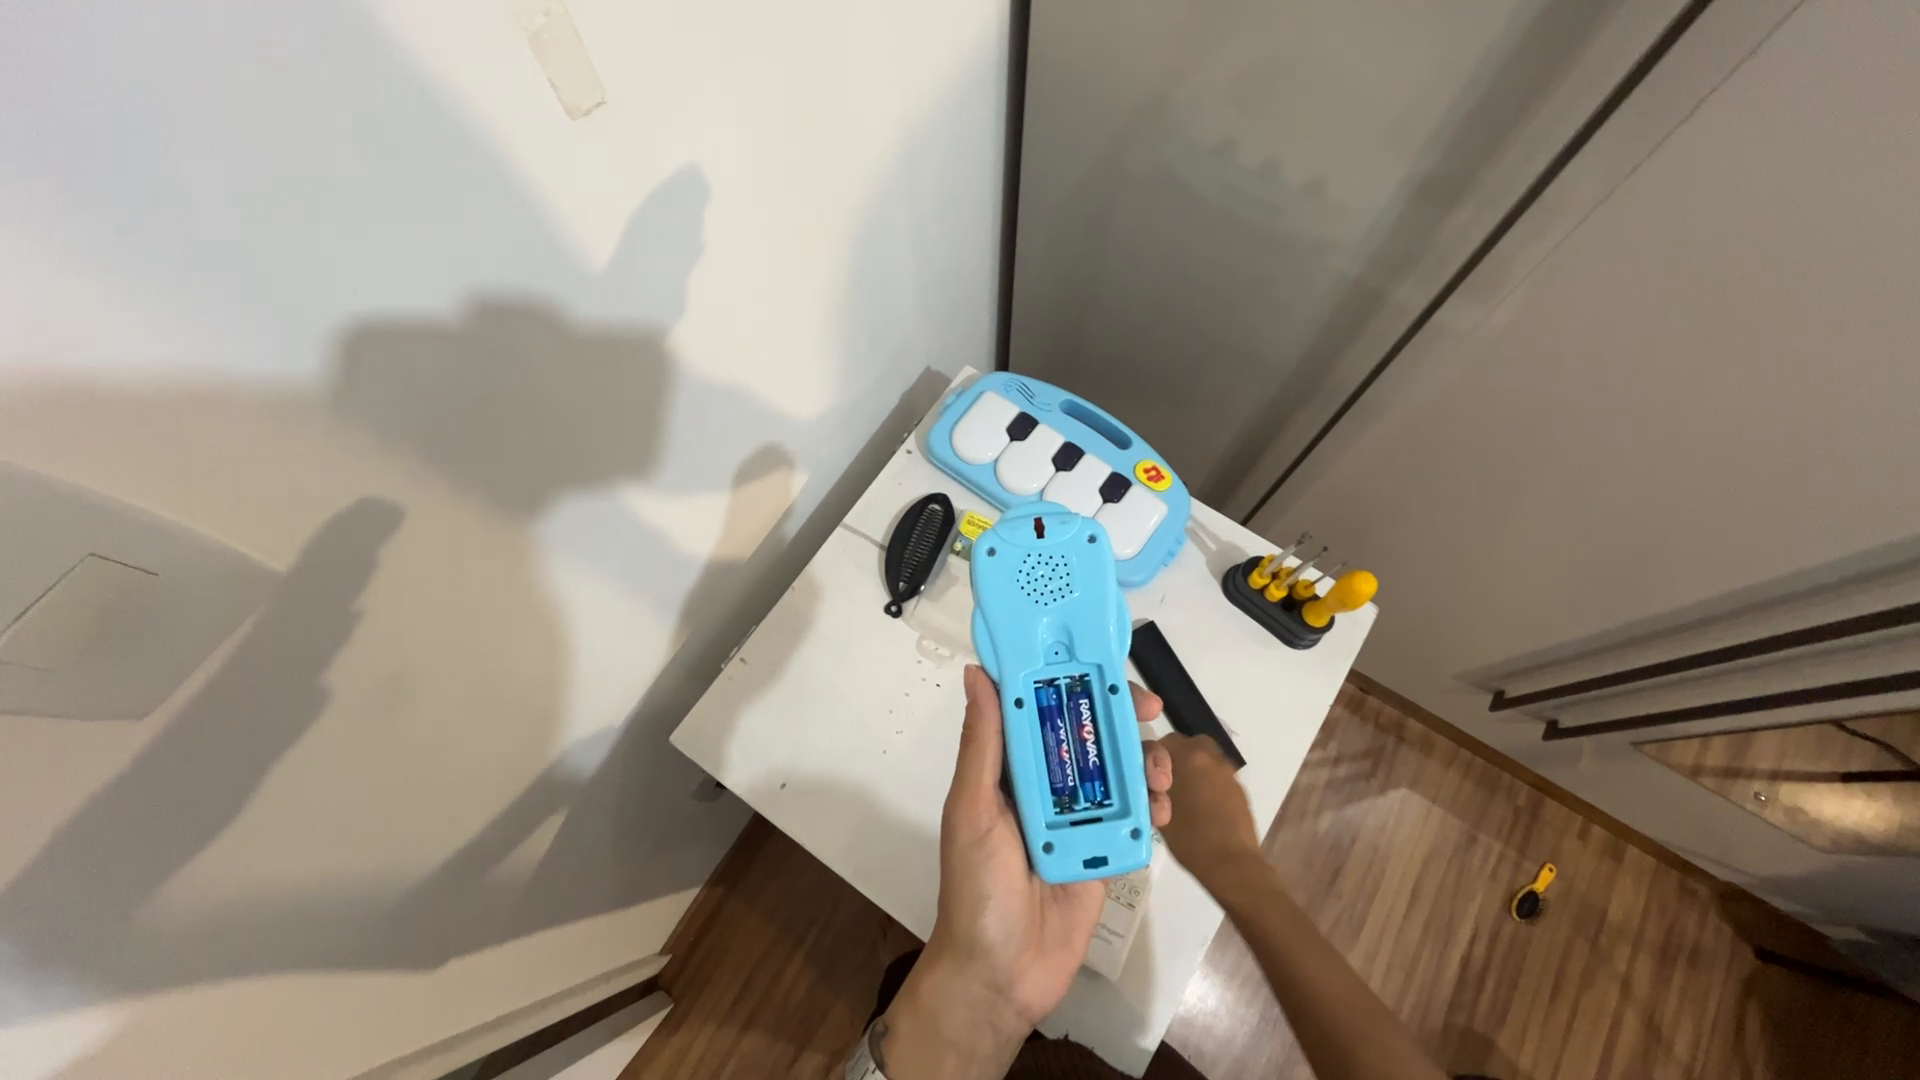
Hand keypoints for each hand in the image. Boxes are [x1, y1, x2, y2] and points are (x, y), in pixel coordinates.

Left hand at [879, 664, 1172, 1077]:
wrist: (1001, 975)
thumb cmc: (977, 886)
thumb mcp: (972, 808)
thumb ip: (983, 743)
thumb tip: (977, 672)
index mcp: (1010, 770)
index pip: (1043, 711)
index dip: (1072, 683)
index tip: (1102, 667)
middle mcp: (1044, 787)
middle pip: (1089, 737)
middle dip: (1122, 720)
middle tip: (1152, 712)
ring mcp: (1077, 821)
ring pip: (1118, 774)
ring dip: (1145, 763)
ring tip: (1161, 773)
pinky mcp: (1103, 854)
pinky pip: (1133, 819)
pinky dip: (1152, 807)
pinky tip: (1163, 810)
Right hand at [1152, 734, 1262, 889]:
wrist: (1232, 864)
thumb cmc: (1190, 839)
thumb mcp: (1157, 813)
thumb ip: (1151, 789)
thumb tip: (1151, 783)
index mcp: (1187, 758)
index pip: (1161, 743)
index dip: (1152, 761)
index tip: (1153, 784)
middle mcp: (1210, 757)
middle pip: (1186, 745)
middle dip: (1173, 760)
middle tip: (1164, 786)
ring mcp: (1228, 772)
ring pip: (1204, 759)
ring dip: (1192, 770)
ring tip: (1184, 797)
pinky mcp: (1239, 788)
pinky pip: (1217, 776)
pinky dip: (1207, 784)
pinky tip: (1202, 808)